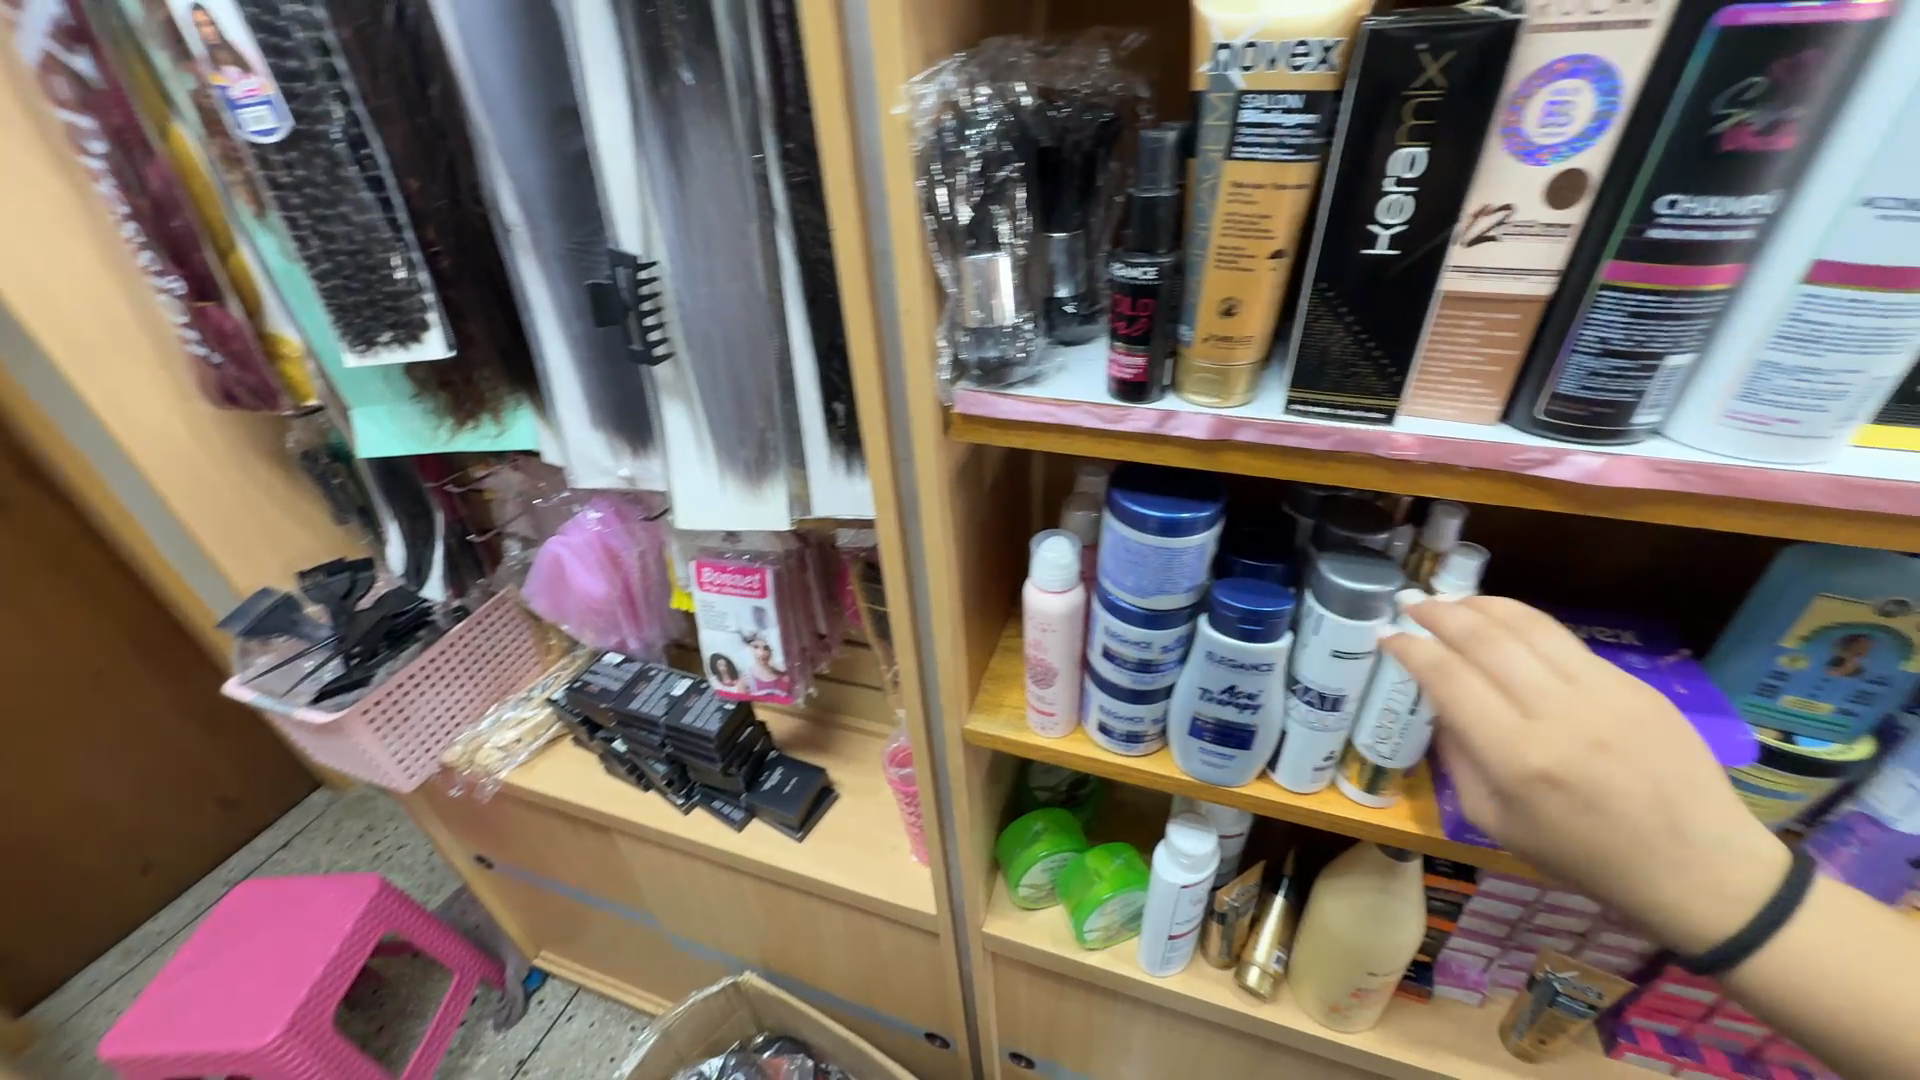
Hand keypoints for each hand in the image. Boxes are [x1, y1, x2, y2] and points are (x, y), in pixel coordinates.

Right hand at [1382, 596, 1788, 954]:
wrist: (1701, 871)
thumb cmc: (1583, 857)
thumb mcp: (1495, 819)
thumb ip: (1458, 755)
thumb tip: (1436, 702)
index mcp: (1517, 756)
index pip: (1447, 677)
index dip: (1410, 649)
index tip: (1386, 636)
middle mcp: (1559, 714)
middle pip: (1484, 639)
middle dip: (1437, 614)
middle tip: (1409, 603)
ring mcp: (1605, 693)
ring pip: (1528, 626)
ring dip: (1480, 605)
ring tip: (1451, 601)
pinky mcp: (1636, 686)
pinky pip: (1566, 641)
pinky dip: (1523, 623)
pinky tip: (1502, 623)